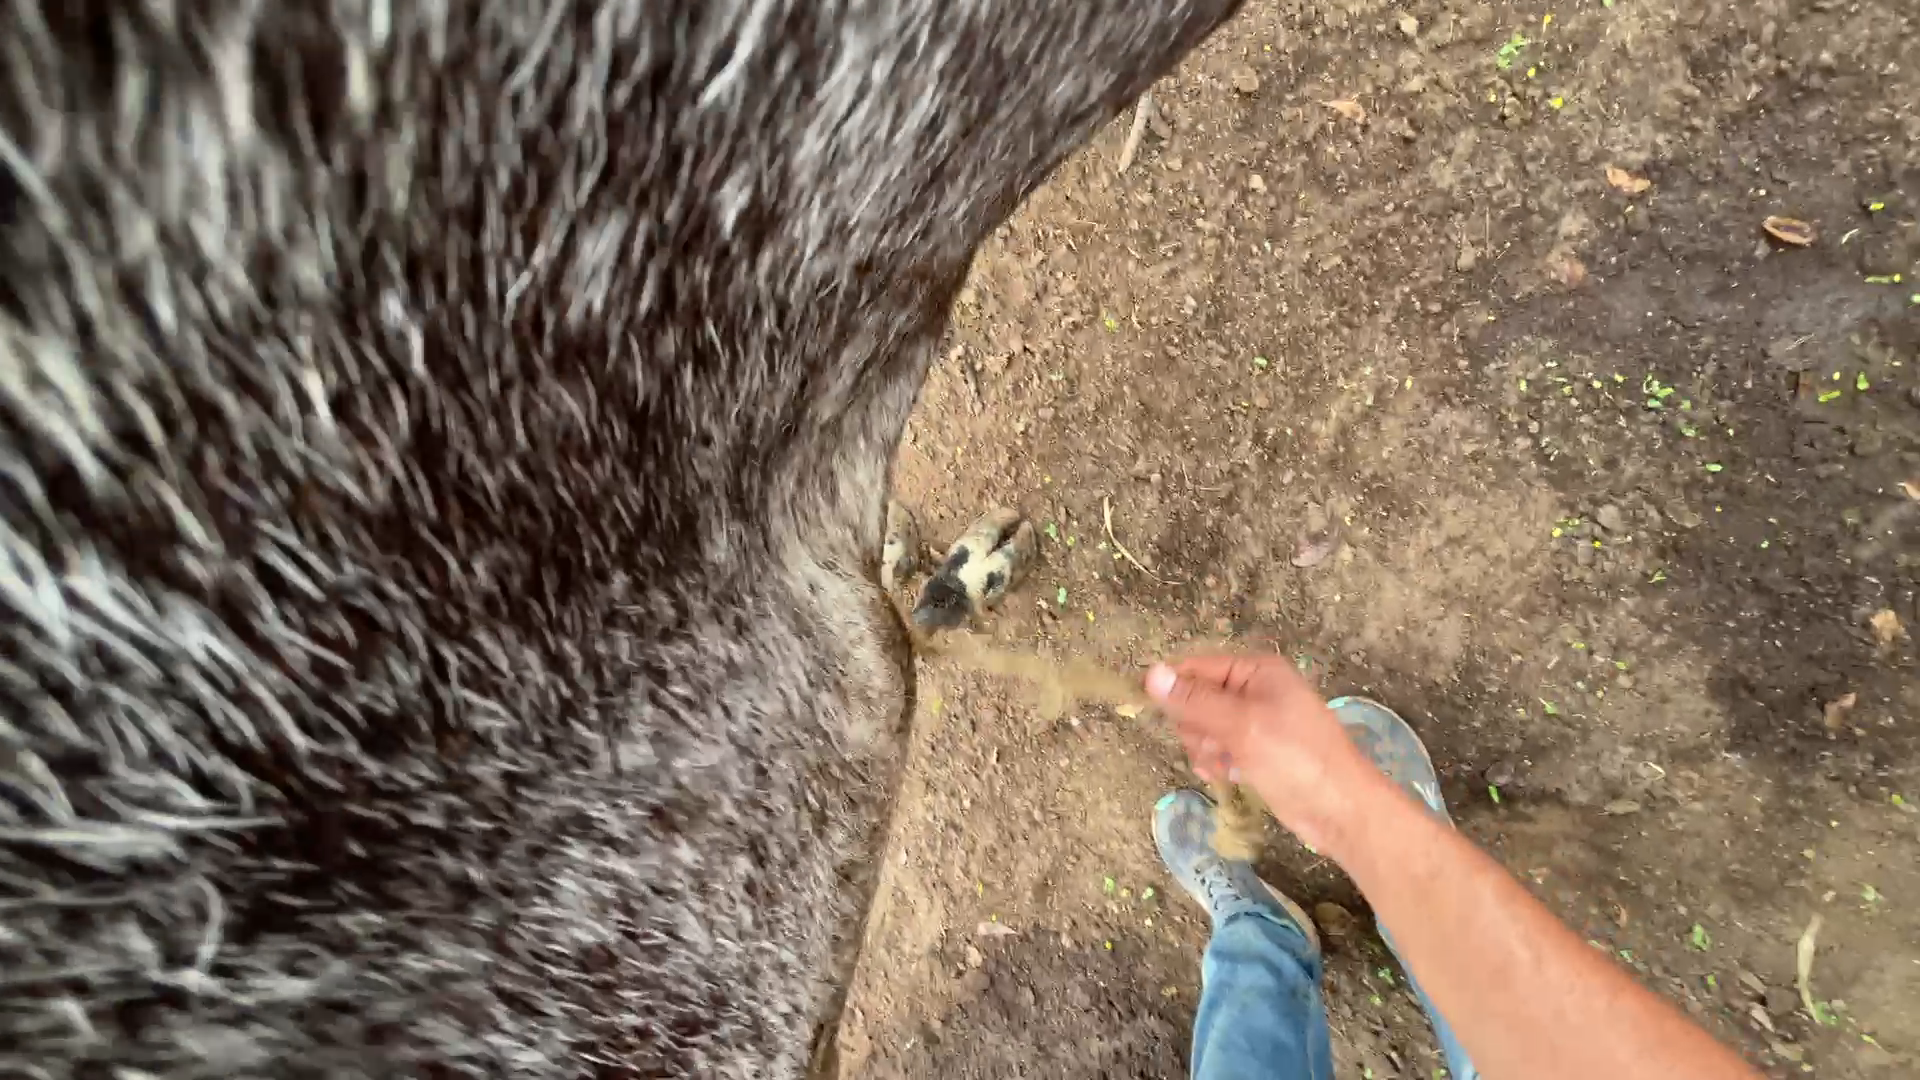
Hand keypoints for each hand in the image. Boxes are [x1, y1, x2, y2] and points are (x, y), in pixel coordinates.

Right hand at [1145, 654, 1389, 852]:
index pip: (1196, 667)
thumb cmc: (1296, 759)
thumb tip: (1150, 674)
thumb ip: (1193, 701)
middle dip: (1195, 725)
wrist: (1342, 812)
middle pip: (1195, 698)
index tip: (1154, 712)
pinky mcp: (1255, 749)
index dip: (1173, 688)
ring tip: (1223, 764)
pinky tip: (1227, 774)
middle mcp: (1253, 689)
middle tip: (1211, 744)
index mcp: (1255, 670)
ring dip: (1204, 748)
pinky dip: (1216, 761)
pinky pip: (1217, 747)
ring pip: (1202, 726)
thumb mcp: (1241, 725)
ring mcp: (1255, 721)